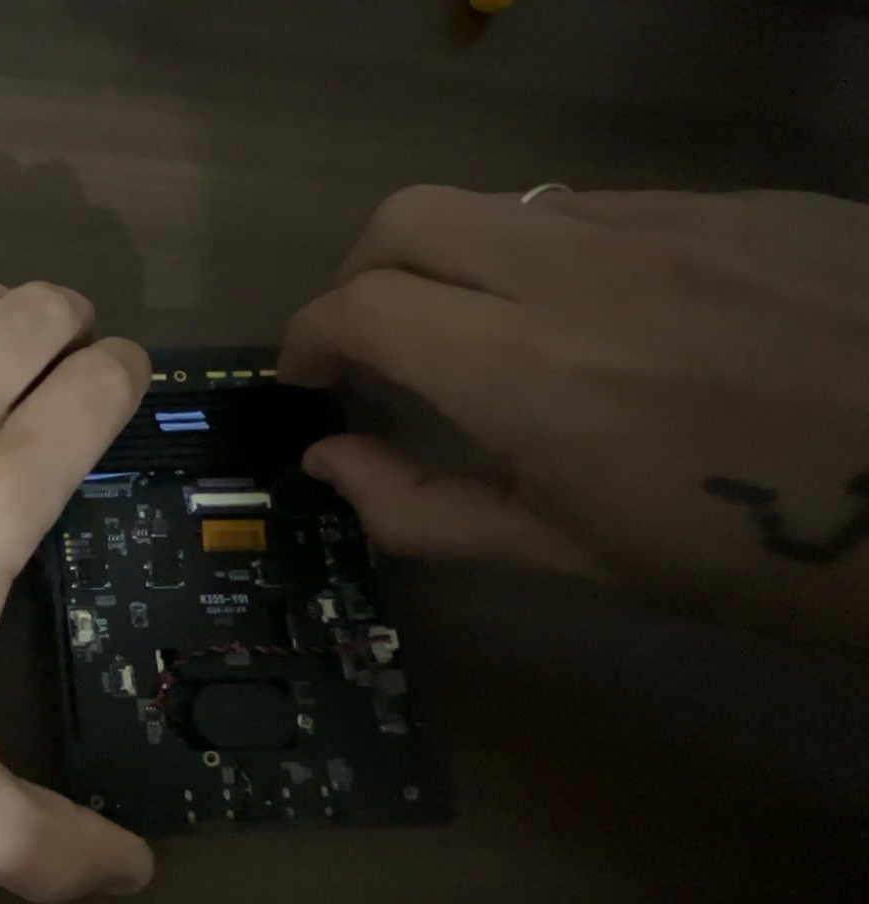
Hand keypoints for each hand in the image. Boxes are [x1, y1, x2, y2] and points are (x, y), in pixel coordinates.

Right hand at [279, 186, 868, 642]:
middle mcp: (583, 275)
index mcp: (525, 375)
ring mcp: (671, 225)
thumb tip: (325, 459)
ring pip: (494, 204)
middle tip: (367, 340)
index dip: (306, 337)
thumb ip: (410, 505)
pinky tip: (584, 314)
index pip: (359, 306)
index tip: (306, 377)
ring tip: (472, 328)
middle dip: (355, 275)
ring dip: (444, 262)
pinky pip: (592, 208)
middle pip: (406, 219)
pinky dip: (540, 255)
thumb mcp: (552, 553)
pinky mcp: (744, 206)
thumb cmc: (739, 553)